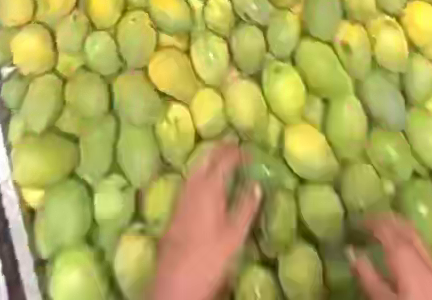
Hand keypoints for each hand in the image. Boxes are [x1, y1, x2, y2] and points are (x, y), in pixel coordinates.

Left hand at [149, 142, 261, 299]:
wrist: (174, 285)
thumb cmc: (208, 258)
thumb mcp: (234, 235)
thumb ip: (246, 206)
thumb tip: (257, 184)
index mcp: (210, 186)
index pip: (225, 157)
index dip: (238, 151)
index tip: (250, 151)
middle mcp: (194, 185)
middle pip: (208, 156)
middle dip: (222, 149)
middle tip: (236, 147)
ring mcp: (181, 196)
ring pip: (197, 166)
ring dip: (210, 158)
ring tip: (223, 159)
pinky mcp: (175, 208)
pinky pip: (190, 179)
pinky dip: (201, 172)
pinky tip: (207, 182)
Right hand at [351, 216, 431, 299]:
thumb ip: (368, 277)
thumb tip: (352, 252)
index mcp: (405, 255)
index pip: (387, 228)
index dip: (372, 221)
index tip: (358, 221)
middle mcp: (422, 253)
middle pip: (405, 227)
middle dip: (388, 220)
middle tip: (371, 221)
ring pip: (416, 235)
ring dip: (401, 228)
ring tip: (386, 231)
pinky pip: (424, 247)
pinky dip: (412, 240)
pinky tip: (407, 251)